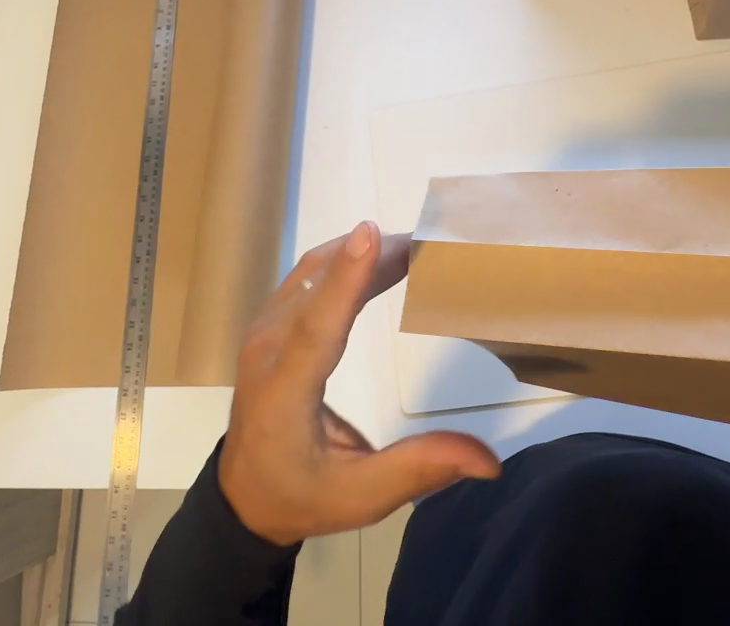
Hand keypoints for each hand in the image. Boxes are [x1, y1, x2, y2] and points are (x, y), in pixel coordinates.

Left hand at [217, 222, 499, 545]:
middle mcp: (268, 349)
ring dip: (359, 252)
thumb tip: (488, 461)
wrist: (242, 494)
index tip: (371, 232)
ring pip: (311, 271)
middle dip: (372, 255)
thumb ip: (418, 470)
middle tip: (429, 241)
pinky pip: (307, 277)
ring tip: (413, 245)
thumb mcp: (360, 497)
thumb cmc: (302, 494)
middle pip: (318, 284)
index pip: (317, 327)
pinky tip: (379, 258)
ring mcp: (265, 330)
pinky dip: (344, 260)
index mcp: (285, 391)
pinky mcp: (271, 323)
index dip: (345, 279)